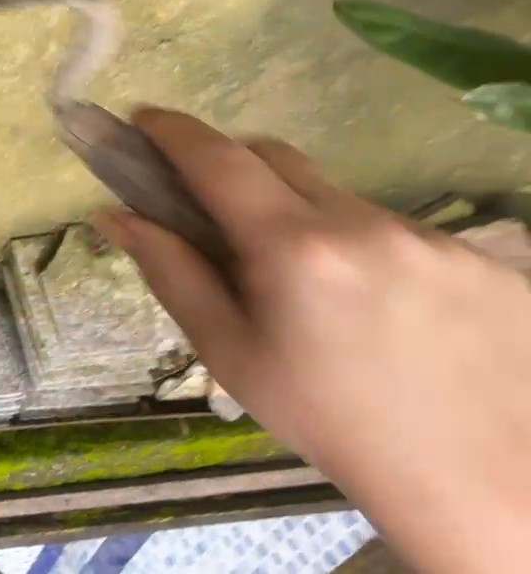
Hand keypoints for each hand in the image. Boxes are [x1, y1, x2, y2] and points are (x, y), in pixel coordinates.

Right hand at [98, 108, 530, 573]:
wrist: (477, 485)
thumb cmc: (323, 416)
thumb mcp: (225, 349)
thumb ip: (169, 270)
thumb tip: (114, 214)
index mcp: (294, 249)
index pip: (219, 159)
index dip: (174, 131)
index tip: (144, 119)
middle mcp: (367, 227)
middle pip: (278, 159)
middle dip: (234, 168)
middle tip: (216, 209)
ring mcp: (437, 242)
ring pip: (340, 196)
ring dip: (305, 214)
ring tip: (313, 281)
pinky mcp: (490, 262)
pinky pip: (400, 228)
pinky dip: (365, 245)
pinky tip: (378, 302)